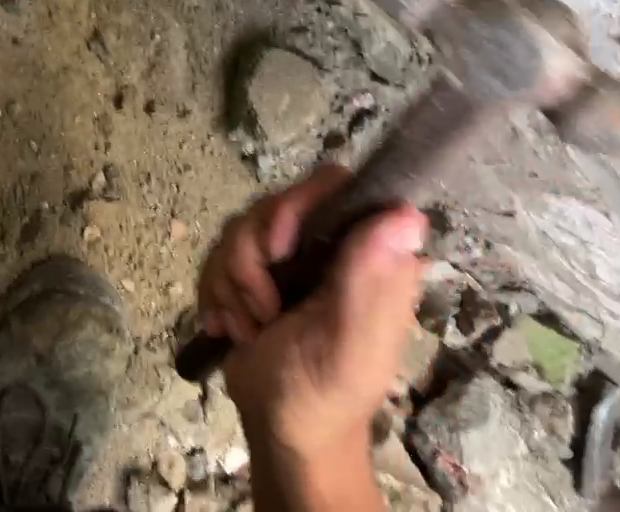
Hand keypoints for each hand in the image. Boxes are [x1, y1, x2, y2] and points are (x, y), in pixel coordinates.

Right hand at [196, 167, 426, 474]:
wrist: (281, 433)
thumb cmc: (323, 394)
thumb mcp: (350, 342)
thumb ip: (371, 279)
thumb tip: (404, 212)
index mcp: (366, 255)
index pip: (330, 186)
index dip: (296, 206)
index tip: (279, 251)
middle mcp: (327, 247)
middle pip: (270, 206)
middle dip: (251, 260)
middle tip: (264, 308)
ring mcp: (287, 259)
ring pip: (236, 230)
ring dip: (232, 284)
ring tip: (251, 327)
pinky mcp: (251, 273)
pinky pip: (214, 254)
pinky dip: (216, 293)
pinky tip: (232, 327)